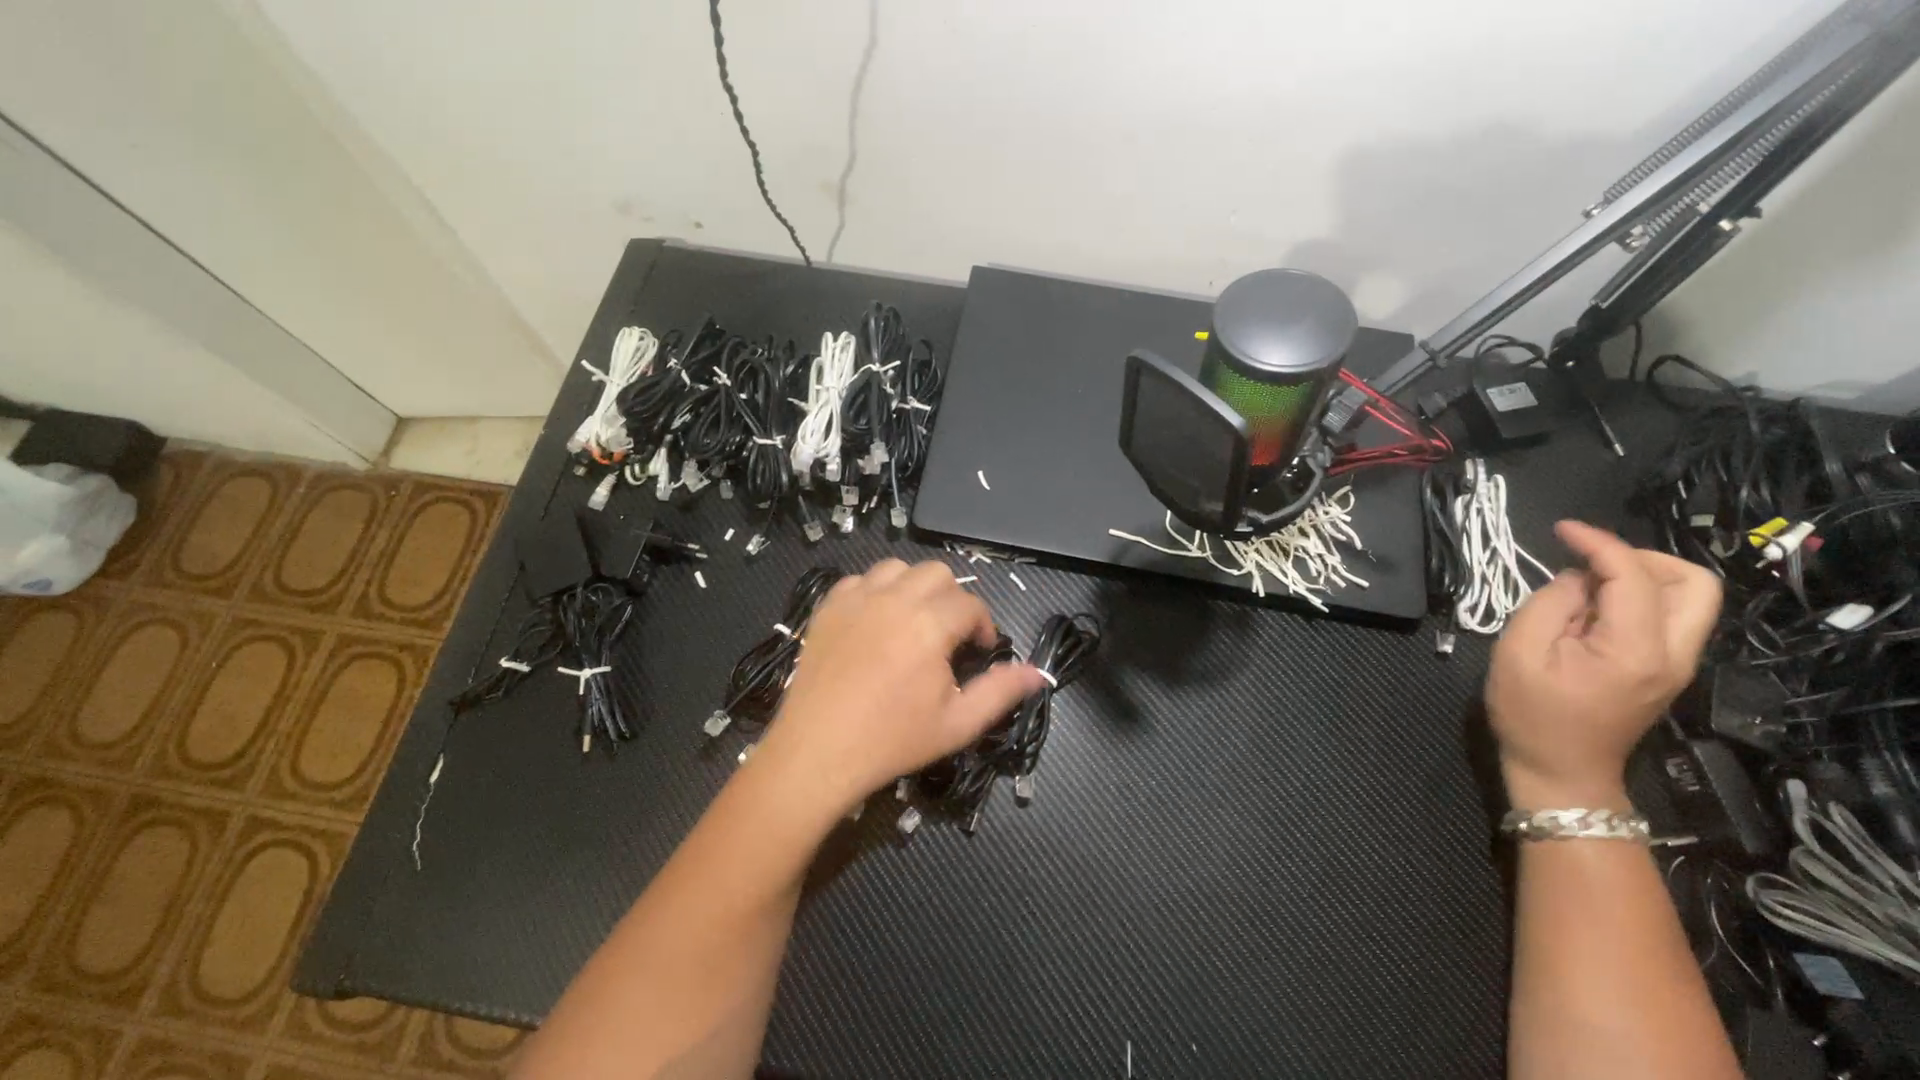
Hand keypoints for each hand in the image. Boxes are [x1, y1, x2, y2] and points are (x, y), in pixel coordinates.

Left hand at [752, 559, 1044, 816]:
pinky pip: (859, 580)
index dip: (982, 626)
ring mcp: (856, 599)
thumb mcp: (957, 724)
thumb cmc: (892, 741)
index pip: (970, 604)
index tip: (979, 652)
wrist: (818, 752)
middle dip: (952, 599)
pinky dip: (875, 592)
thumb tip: (1039, 673)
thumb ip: (1000, 692)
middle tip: (949, 637)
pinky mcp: (827, 608)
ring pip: (897, 568)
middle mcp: (893, 600)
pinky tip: (876, 623)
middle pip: (937, 574)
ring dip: (914, 588)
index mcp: (929, 625)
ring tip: (914, 623)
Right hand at [1487, 520, 1721, 807]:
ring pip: (1691, 597)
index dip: (1599, 543)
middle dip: (1642, 557)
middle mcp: (1673, 653)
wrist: (1561, 774)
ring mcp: (1677, 664)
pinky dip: (1641, 598)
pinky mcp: (1668, 670)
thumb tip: (1576, 579)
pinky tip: (1596, 609)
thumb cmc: (1531, 716)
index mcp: (1634, 649)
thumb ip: (1549, 604)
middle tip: (1592, 561)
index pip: (1634, 575)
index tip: (1562, 530)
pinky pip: (1672, 617)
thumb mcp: (1517, 653)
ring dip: (1646, 577)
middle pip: (1693, 581)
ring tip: (1592, 584)